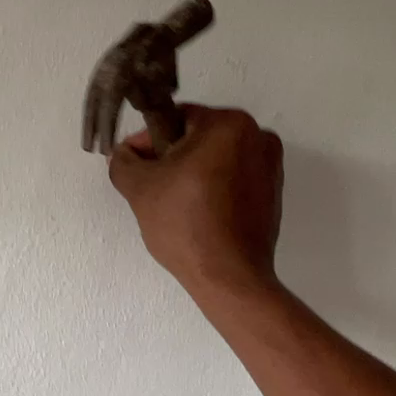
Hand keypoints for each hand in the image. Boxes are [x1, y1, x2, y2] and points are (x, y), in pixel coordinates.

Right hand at [109, 105, 284, 297]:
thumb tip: (122, 155)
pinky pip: (233, 182)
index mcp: (229, 125)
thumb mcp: (140, 189)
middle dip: (170, 159)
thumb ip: (123, 162)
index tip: (133, 164)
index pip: (175, 118)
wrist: (229, 276)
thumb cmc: (187, 226)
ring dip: (191, 175)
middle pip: (198, 139)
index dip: (147, 141)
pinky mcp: (273, 195)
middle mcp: (258, 137)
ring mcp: (271, 167)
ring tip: (171, 205)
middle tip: (149, 186)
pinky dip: (213, 191)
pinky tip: (195, 216)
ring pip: (216, 161)